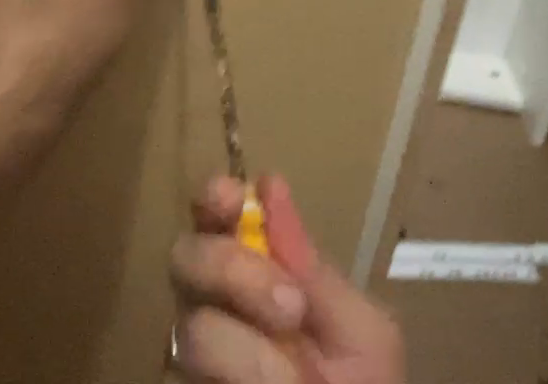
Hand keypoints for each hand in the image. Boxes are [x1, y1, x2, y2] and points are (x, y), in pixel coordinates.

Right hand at [172, 176, 405, 383]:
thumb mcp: (363, 336)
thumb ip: (315, 270)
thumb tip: (268, 183)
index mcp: (258, 278)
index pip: (213, 216)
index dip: (213, 198)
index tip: (229, 198)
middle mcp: (216, 311)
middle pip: (184, 257)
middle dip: (231, 269)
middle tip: (288, 304)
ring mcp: (195, 364)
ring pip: (191, 329)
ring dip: (249, 352)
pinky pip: (188, 380)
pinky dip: (243, 379)